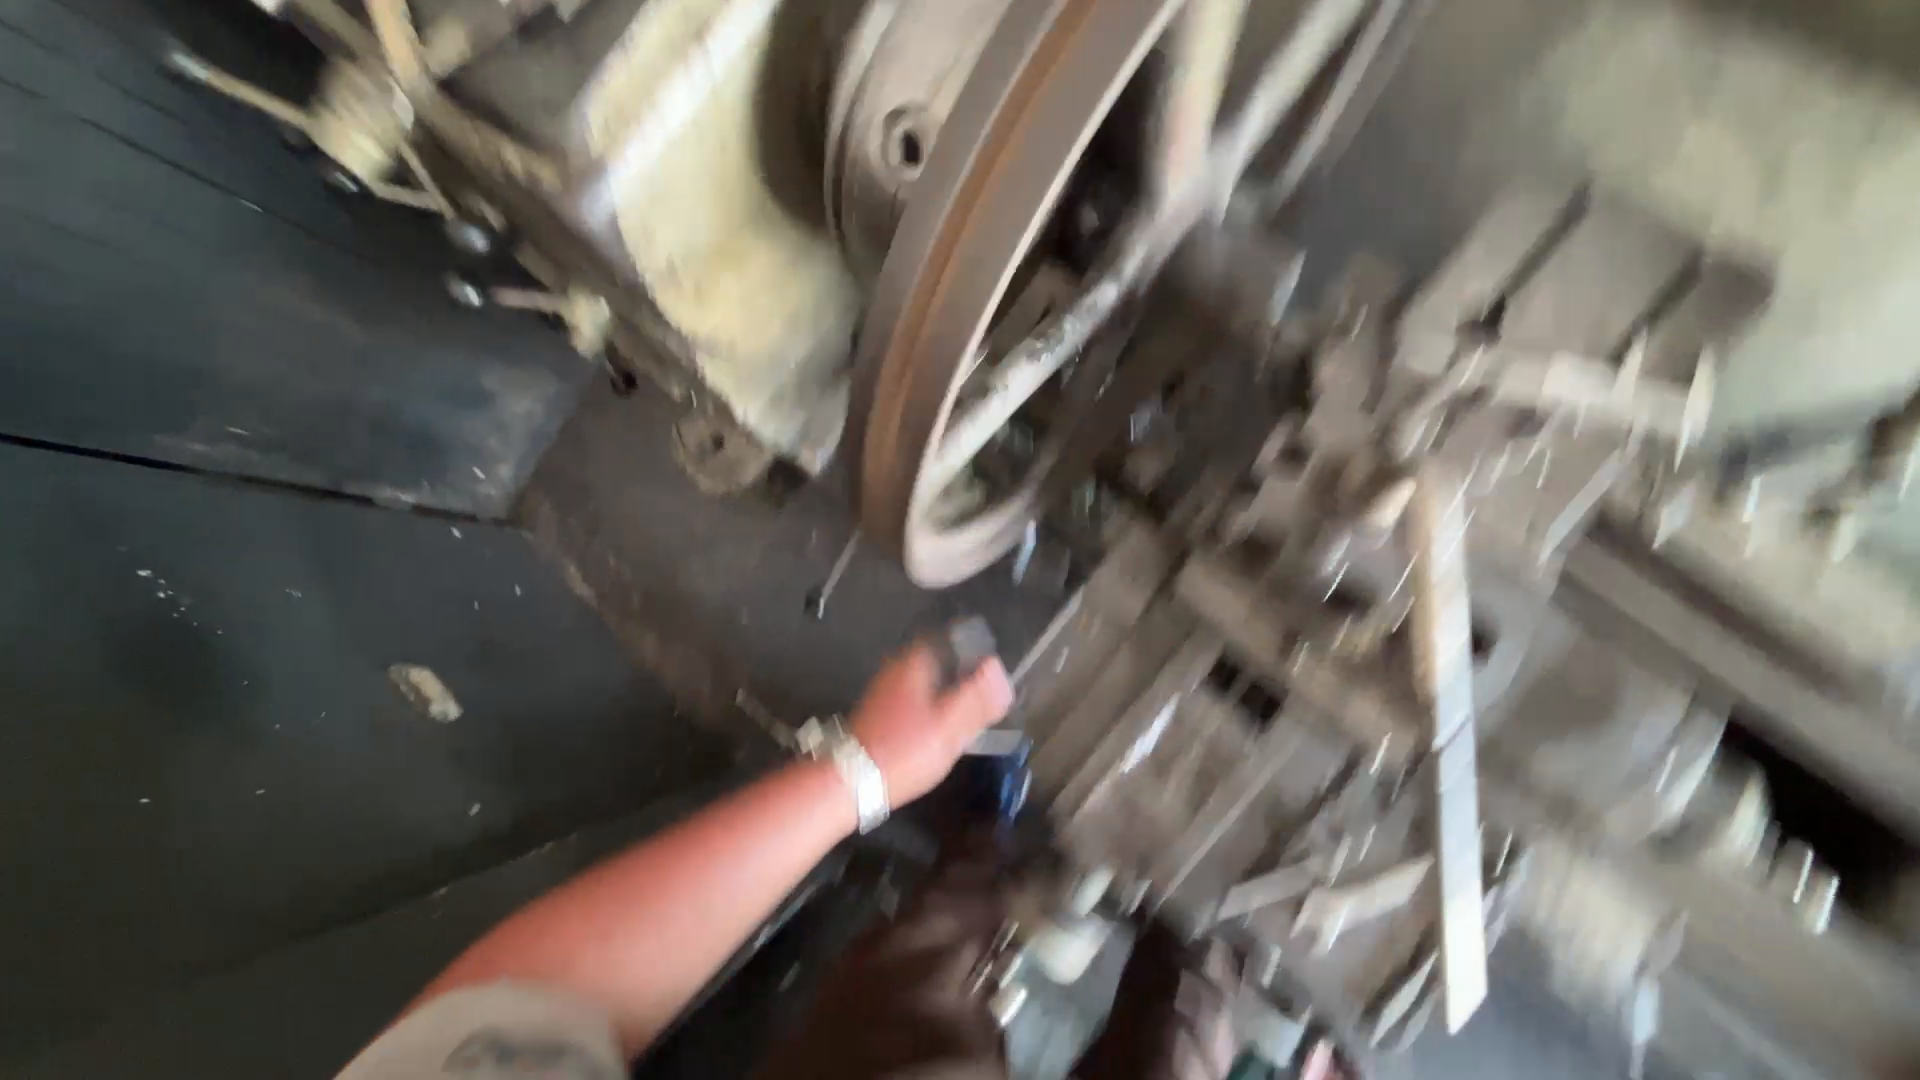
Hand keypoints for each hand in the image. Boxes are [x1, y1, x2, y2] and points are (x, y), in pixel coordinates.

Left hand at [846, 644, 1014, 803]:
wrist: (851, 781)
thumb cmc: (904, 750)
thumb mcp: (950, 725)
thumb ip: (977, 696)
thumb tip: (997, 667)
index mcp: (914, 663)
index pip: (950, 639)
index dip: (974, 650)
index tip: (991, 668)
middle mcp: (896, 668)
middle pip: (939, 661)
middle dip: (961, 676)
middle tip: (982, 697)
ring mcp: (884, 690)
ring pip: (926, 683)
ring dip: (946, 696)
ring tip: (964, 720)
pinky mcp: (878, 713)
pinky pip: (913, 701)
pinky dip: (930, 711)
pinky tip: (938, 733)